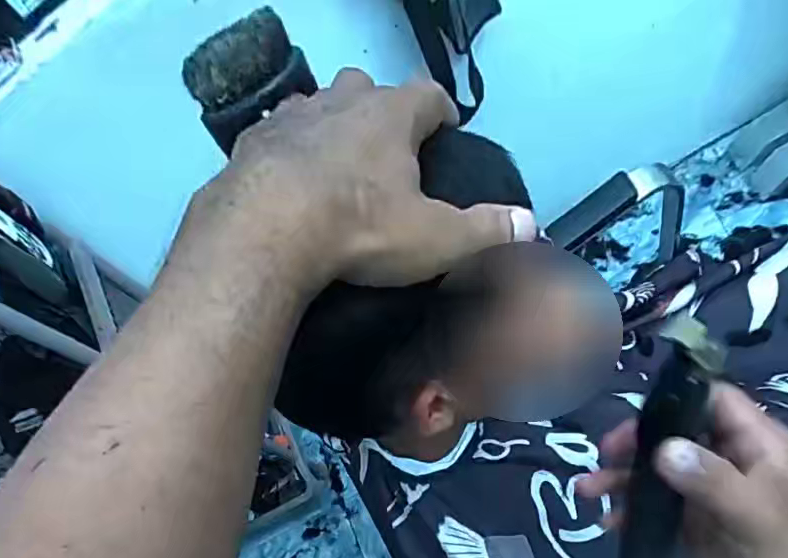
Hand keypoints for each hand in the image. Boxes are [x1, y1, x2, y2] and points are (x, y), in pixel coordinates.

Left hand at [212, 69, 536, 286]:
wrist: (272, 229)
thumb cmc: (364, 229)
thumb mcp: (437, 238)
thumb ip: (486, 230)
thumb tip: (531, 225)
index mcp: (391, 117)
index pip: (428, 95)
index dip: (442, 109)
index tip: (448, 126)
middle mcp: (344, 100)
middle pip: (371, 89)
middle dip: (385, 111)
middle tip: (392, 148)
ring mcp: (295, 114)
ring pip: (322, 103)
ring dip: (336, 123)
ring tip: (343, 159)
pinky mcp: (256, 139)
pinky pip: (282, 132)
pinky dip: (294, 147)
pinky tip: (296, 172)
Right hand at [583, 384, 787, 557]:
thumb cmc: (783, 546)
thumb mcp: (752, 510)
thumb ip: (710, 479)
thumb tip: (664, 450)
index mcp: (752, 440)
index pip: (711, 400)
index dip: (675, 400)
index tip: (637, 418)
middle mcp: (725, 455)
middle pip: (674, 433)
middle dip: (635, 443)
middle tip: (603, 455)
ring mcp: (704, 486)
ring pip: (657, 469)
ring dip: (622, 477)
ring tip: (587, 490)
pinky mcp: (689, 516)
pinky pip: (655, 503)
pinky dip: (631, 510)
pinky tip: (609, 522)